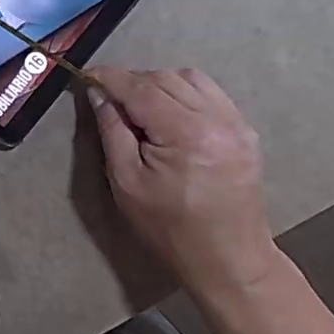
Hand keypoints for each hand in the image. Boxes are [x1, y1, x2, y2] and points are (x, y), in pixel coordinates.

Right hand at [88, 67, 278, 295]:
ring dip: (160, 84)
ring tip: (141, 109)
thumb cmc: (170, 228)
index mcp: (185, 132)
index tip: (88, 75)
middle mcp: (216, 117)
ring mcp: (235, 121)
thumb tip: (98, 94)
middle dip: (134, 82)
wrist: (228, 258)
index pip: (141, 88)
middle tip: (111, 102)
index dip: (111, 77)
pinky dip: (185, 93)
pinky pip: (210, 93)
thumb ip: (112, 130)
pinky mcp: (245, 129)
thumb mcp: (127, 182)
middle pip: (165, 78)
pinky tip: (172, 114)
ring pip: (190, 79)